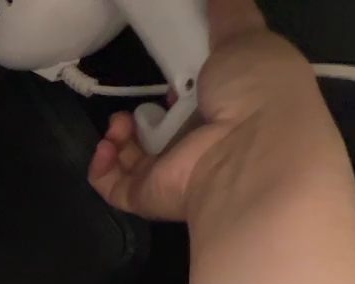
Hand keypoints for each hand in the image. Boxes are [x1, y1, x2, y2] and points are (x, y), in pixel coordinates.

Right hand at [88, 0, 338, 223]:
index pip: (192, 99)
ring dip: (117, 136)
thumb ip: (228, 14)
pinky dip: (101, 167)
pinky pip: (111, 185)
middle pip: (157, 129)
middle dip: (142, 111)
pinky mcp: (144, 194)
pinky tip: (106, 145)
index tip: (172, 65)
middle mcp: (197, 143)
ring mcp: (169, 172)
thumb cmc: (253, 91)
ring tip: (119, 122)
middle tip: (143, 94)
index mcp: (224, 109)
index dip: (178, 81)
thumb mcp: (245, 37)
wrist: (245, 152)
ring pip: (129, 158)